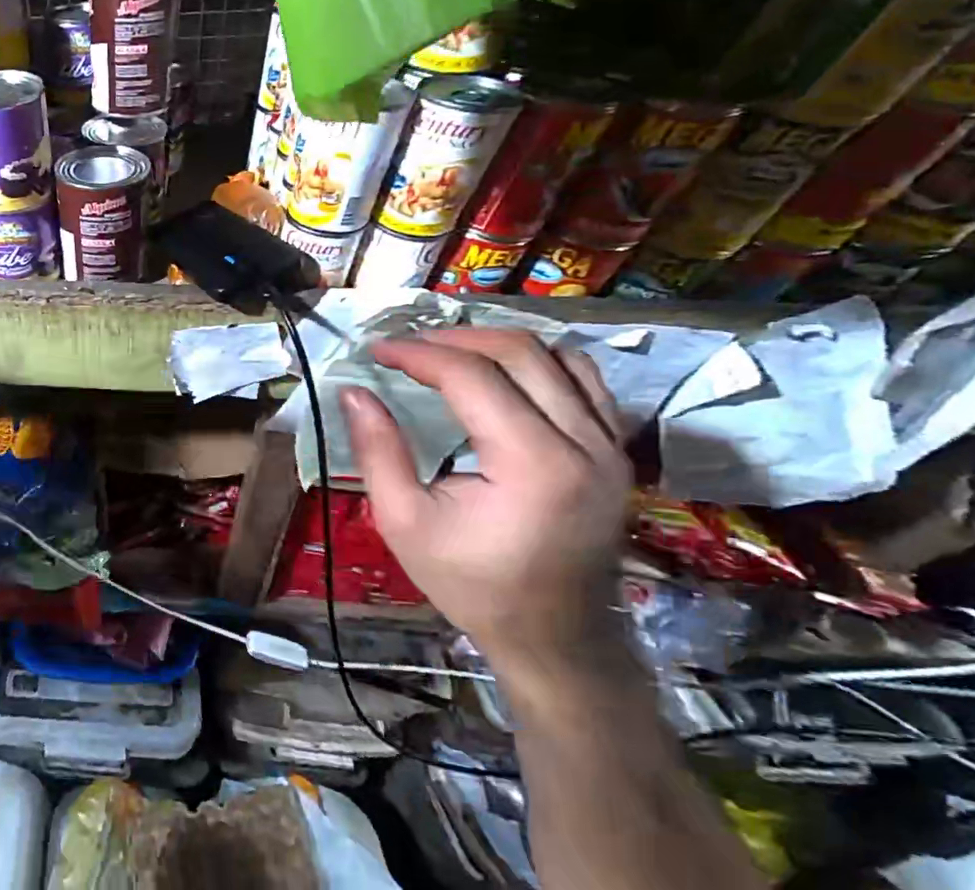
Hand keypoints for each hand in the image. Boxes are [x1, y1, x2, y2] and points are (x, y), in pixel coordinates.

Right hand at [340, 329, 631, 665]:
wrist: (553, 636)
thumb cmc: (473, 585)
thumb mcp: (404, 523)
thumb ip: (379, 451)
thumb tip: (356, 392)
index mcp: (532, 464)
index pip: (473, 376)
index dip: (419, 354)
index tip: (379, 350)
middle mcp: (584, 443)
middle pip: (520, 352)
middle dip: (457, 338)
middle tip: (411, 347)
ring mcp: (611, 446)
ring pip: (560, 357)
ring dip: (500, 345)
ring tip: (454, 353)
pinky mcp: (618, 452)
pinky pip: (586, 382)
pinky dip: (541, 364)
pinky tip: (506, 377)